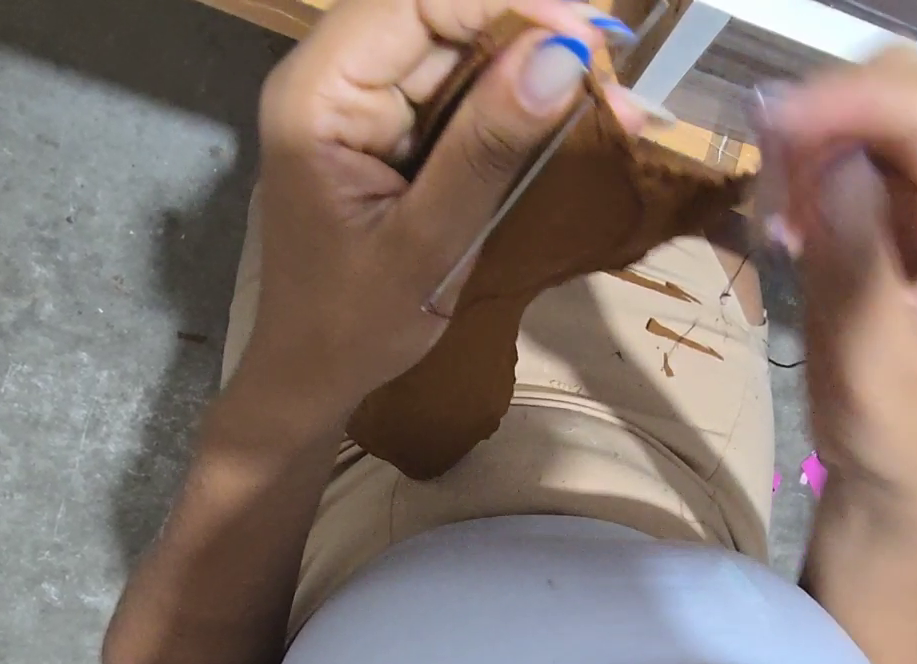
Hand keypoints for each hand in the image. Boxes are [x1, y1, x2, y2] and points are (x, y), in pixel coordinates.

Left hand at [239, 0, 618, 416]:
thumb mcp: (428, 243)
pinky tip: (550, 117)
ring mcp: (352, 107)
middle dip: (523, 36)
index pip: (415, 2)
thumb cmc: (357, 325)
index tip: (585, 34)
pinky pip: (445, 100)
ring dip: (521, 72)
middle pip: (433, 18)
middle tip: (603, 74)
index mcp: (318, 97)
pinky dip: (500, 108)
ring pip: (447, 55)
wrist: (313, 374)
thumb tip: (561, 58)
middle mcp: (329, 82)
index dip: (505, 3)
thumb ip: (488, 149)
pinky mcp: (377, 136)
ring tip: (594, 98)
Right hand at [760, 48, 916, 533]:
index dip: (852, 104)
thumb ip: (855, 256)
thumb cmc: (898, 429)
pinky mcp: (895, 225)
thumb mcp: (871, 353)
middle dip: (831, 121)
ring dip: (812, 151)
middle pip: (907, 95)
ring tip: (780, 227)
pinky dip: (807, 181)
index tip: (770, 126)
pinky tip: (787, 233)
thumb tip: (826, 158)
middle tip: (772, 190)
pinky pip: (847, 167)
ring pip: (870, 122)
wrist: (897, 474)